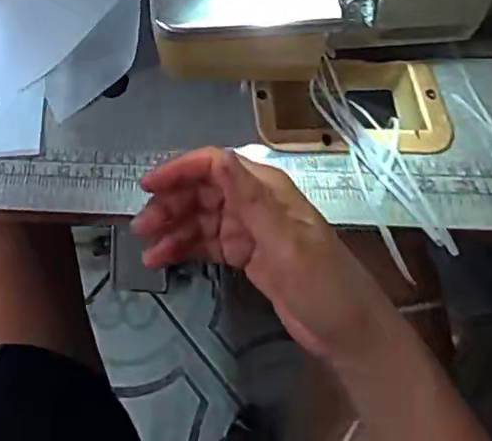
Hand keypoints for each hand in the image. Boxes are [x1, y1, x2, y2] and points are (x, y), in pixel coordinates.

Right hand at [132, 148, 398, 360]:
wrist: (349, 333)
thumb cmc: (323, 283)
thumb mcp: (287, 242)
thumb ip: (250, 200)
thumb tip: (221, 157)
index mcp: (265, 187)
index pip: (215, 165)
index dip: (180, 170)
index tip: (149, 185)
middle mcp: (253, 200)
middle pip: (202, 190)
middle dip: (170, 204)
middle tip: (142, 227)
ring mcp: (248, 227)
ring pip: (199, 216)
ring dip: (172, 227)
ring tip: (146, 248)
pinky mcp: (244, 252)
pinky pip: (206, 241)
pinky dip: (184, 246)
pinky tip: (164, 257)